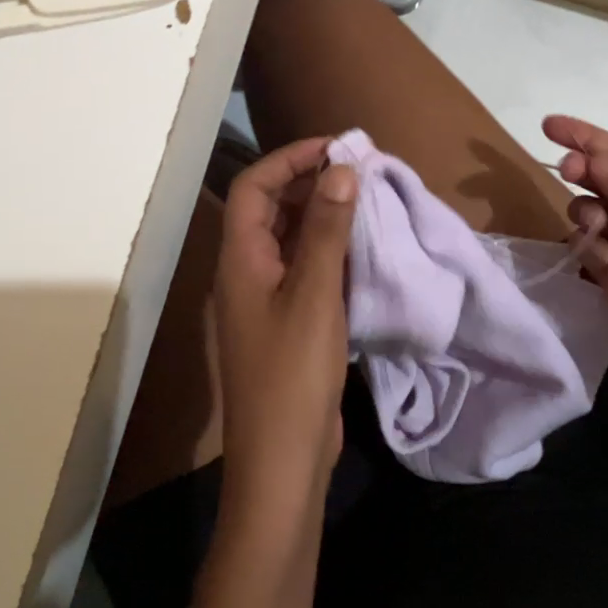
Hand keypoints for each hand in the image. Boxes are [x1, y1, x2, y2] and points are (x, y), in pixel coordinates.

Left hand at [213, 138, 359, 497]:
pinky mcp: (287, 325)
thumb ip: (325, 230)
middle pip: (270, 210)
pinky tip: (363, 251)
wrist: (283, 459)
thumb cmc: (293, 373)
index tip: (336, 148)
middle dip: (310, 184)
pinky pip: (304, 271)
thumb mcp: (314, 295)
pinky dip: (329, 252)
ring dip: (322, 217)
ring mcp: (265, 301)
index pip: (253, 187)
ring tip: (366, 201)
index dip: (289, 159)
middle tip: (359, 172)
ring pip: (290, 240)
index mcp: (240, 259)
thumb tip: (340, 168)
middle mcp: (246, 273)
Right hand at [544, 115, 607, 422]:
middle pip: (604, 180)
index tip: (549, 125)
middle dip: (581, 168)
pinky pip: (589, 251)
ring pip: (592, 212)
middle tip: (567, 170)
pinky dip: (586, 245)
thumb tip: (594, 159)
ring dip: (584, 207)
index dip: (588, 138)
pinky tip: (599, 254)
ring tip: (592, 221)